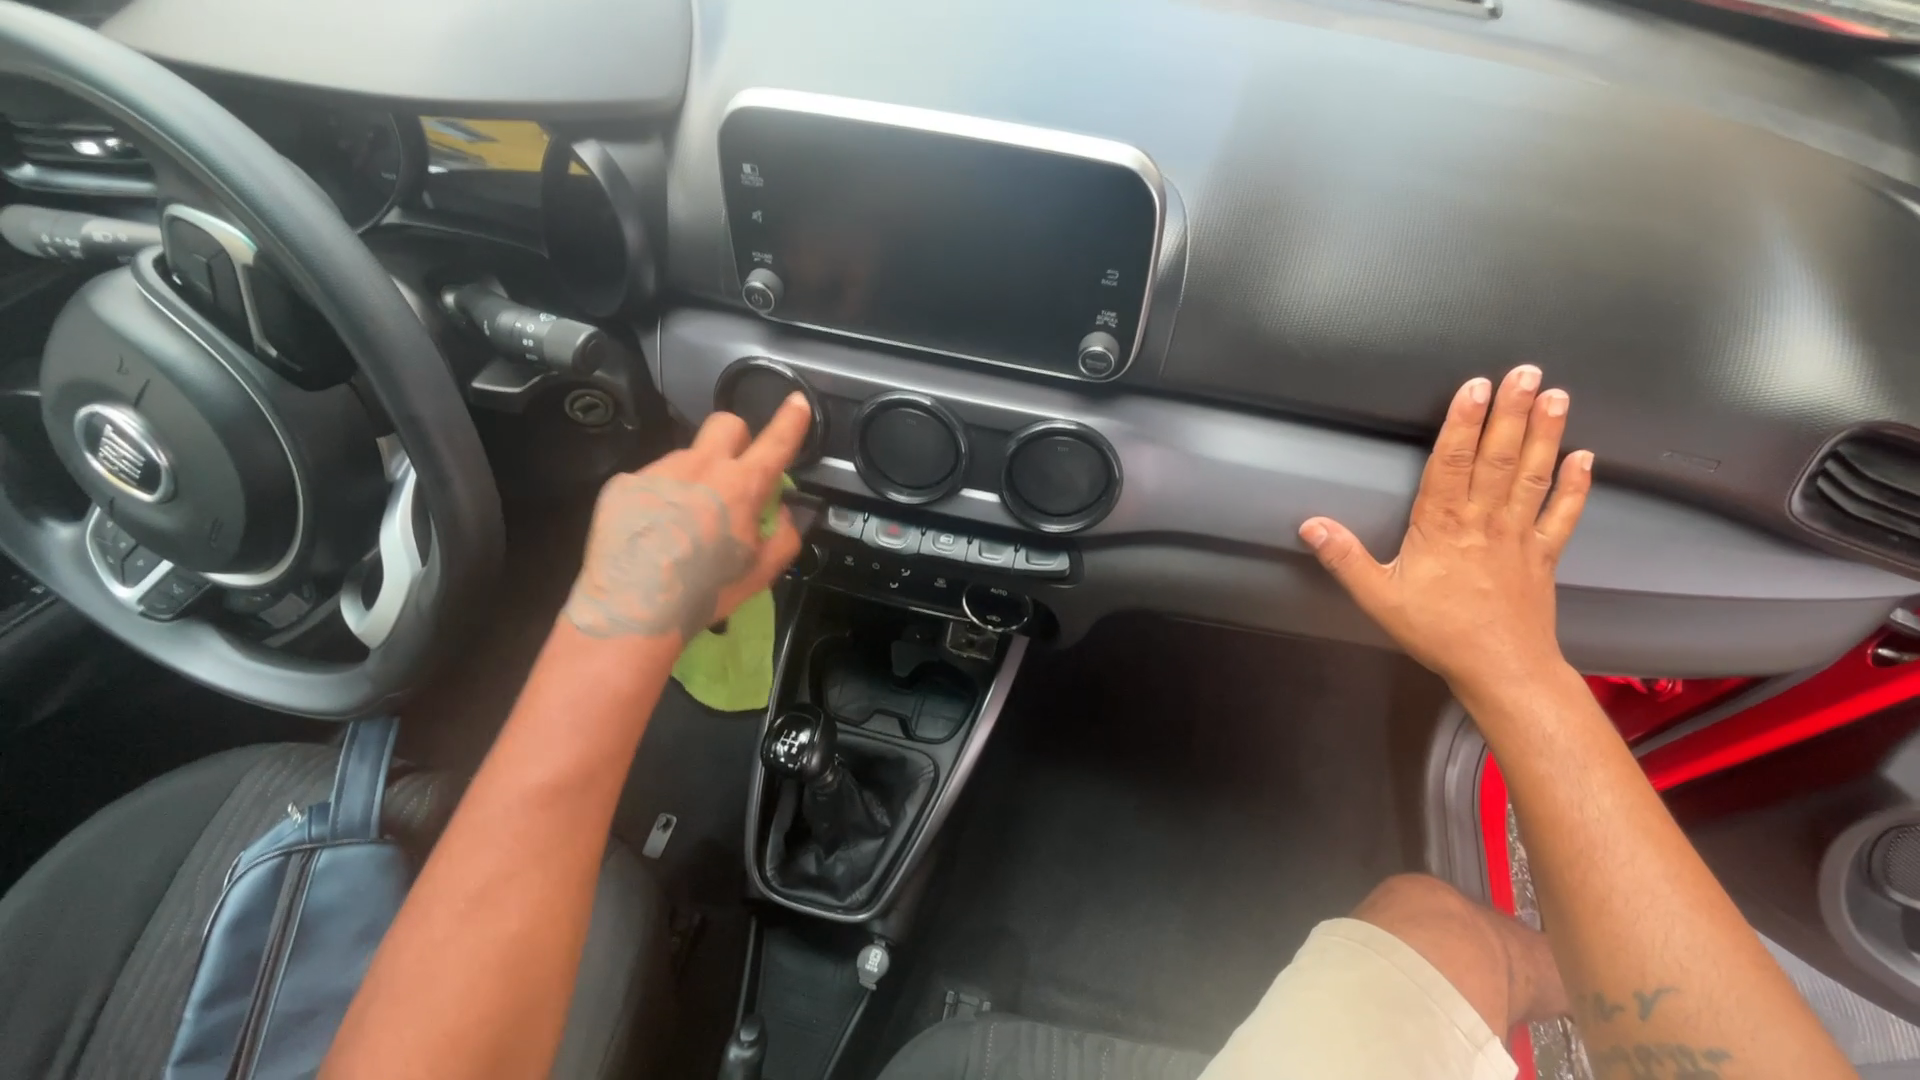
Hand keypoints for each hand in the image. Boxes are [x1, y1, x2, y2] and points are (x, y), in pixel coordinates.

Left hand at [563, 394, 811, 644]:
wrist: (634, 609)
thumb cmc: (707, 593)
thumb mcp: (763, 572)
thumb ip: (784, 534)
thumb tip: (781, 510)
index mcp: (741, 487)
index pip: (775, 442)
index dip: (791, 420)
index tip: (797, 401)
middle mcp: (700, 467)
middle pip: (726, 424)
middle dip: (737, 439)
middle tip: (734, 473)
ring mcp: (658, 471)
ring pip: (686, 458)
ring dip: (695, 479)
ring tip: (684, 524)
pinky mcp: (623, 484)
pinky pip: (652, 481)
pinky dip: (661, 499)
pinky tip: (654, 533)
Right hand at [1298, 365, 1593, 695]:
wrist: (1500, 669)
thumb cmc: (1436, 631)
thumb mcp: (1377, 597)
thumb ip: (1345, 558)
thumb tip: (1310, 524)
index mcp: (1441, 527)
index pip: (1451, 464)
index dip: (1463, 423)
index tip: (1476, 387)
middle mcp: (1484, 522)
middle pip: (1497, 459)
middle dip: (1510, 413)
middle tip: (1525, 371)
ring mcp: (1520, 536)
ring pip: (1532, 476)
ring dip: (1545, 434)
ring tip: (1555, 395)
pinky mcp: (1545, 555)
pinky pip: (1563, 514)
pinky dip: (1576, 485)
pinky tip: (1584, 456)